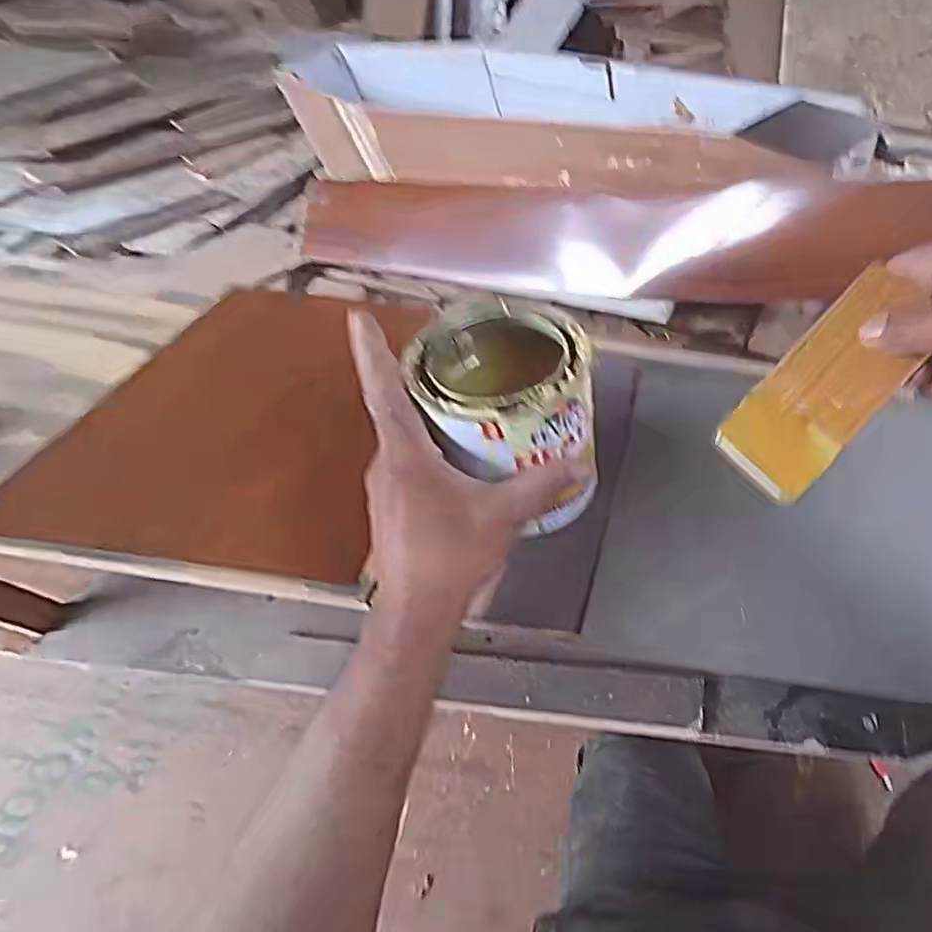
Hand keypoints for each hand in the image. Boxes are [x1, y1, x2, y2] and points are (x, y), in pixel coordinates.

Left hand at [348, 310, 586, 618]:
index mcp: (403, 456)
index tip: (358, 319)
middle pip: (398, 412)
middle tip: (448, 366)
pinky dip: (434, 457)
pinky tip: (464, 465)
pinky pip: (412, 469)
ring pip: (407, 444)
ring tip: (464, 411)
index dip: (371, 352)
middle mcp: (386, 467)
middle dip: (419, 386)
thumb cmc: (448, 559)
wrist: (418, 612)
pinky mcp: (395, 510)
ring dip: (430, 425)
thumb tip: (574, 465)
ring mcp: (386, 490)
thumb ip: (539, 486)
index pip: (383, 391)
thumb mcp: (502, 516)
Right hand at [861, 232, 931, 430]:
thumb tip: (863, 330)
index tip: (840, 321)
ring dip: (906, 366)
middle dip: (885, 337)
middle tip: (862, 361)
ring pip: (913, 347)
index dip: (872, 293)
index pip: (907, 268)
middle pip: (905, 311)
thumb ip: (916, 324)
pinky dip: (929, 383)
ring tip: (913, 382)